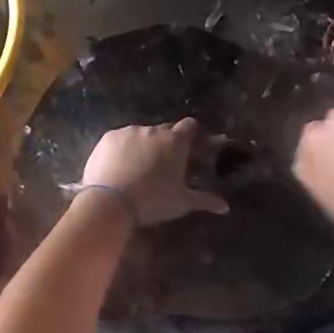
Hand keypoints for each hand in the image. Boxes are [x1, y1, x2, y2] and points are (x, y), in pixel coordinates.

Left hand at [80, 119, 229, 225]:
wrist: (110, 201)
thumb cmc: (152, 201)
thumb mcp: (181, 203)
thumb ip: (204, 200)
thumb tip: (225, 207)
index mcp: (175, 142)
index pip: (190, 125)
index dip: (192, 133)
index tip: (191, 145)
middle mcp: (153, 131)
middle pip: (165, 129)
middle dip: (167, 141)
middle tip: (164, 161)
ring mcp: (129, 132)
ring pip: (141, 133)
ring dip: (143, 144)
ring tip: (138, 166)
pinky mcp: (108, 137)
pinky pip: (120, 139)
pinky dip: (122, 148)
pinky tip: (118, 165)